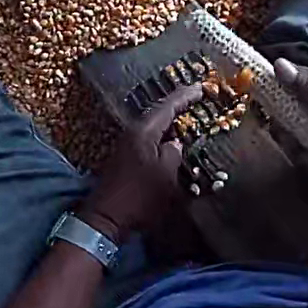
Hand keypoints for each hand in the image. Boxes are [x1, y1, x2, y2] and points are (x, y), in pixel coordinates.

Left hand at [75, 84, 203, 244]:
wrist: (105, 219)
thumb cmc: (139, 197)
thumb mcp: (165, 176)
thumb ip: (174, 154)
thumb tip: (176, 142)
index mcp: (143, 132)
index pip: (167, 106)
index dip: (185, 97)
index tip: (201, 88)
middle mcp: (133, 133)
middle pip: (159, 114)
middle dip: (178, 106)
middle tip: (197, 99)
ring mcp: (127, 146)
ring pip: (153, 127)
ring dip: (170, 122)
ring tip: (189, 118)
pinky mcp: (125, 159)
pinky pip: (149, 139)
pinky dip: (163, 136)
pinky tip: (172, 141)